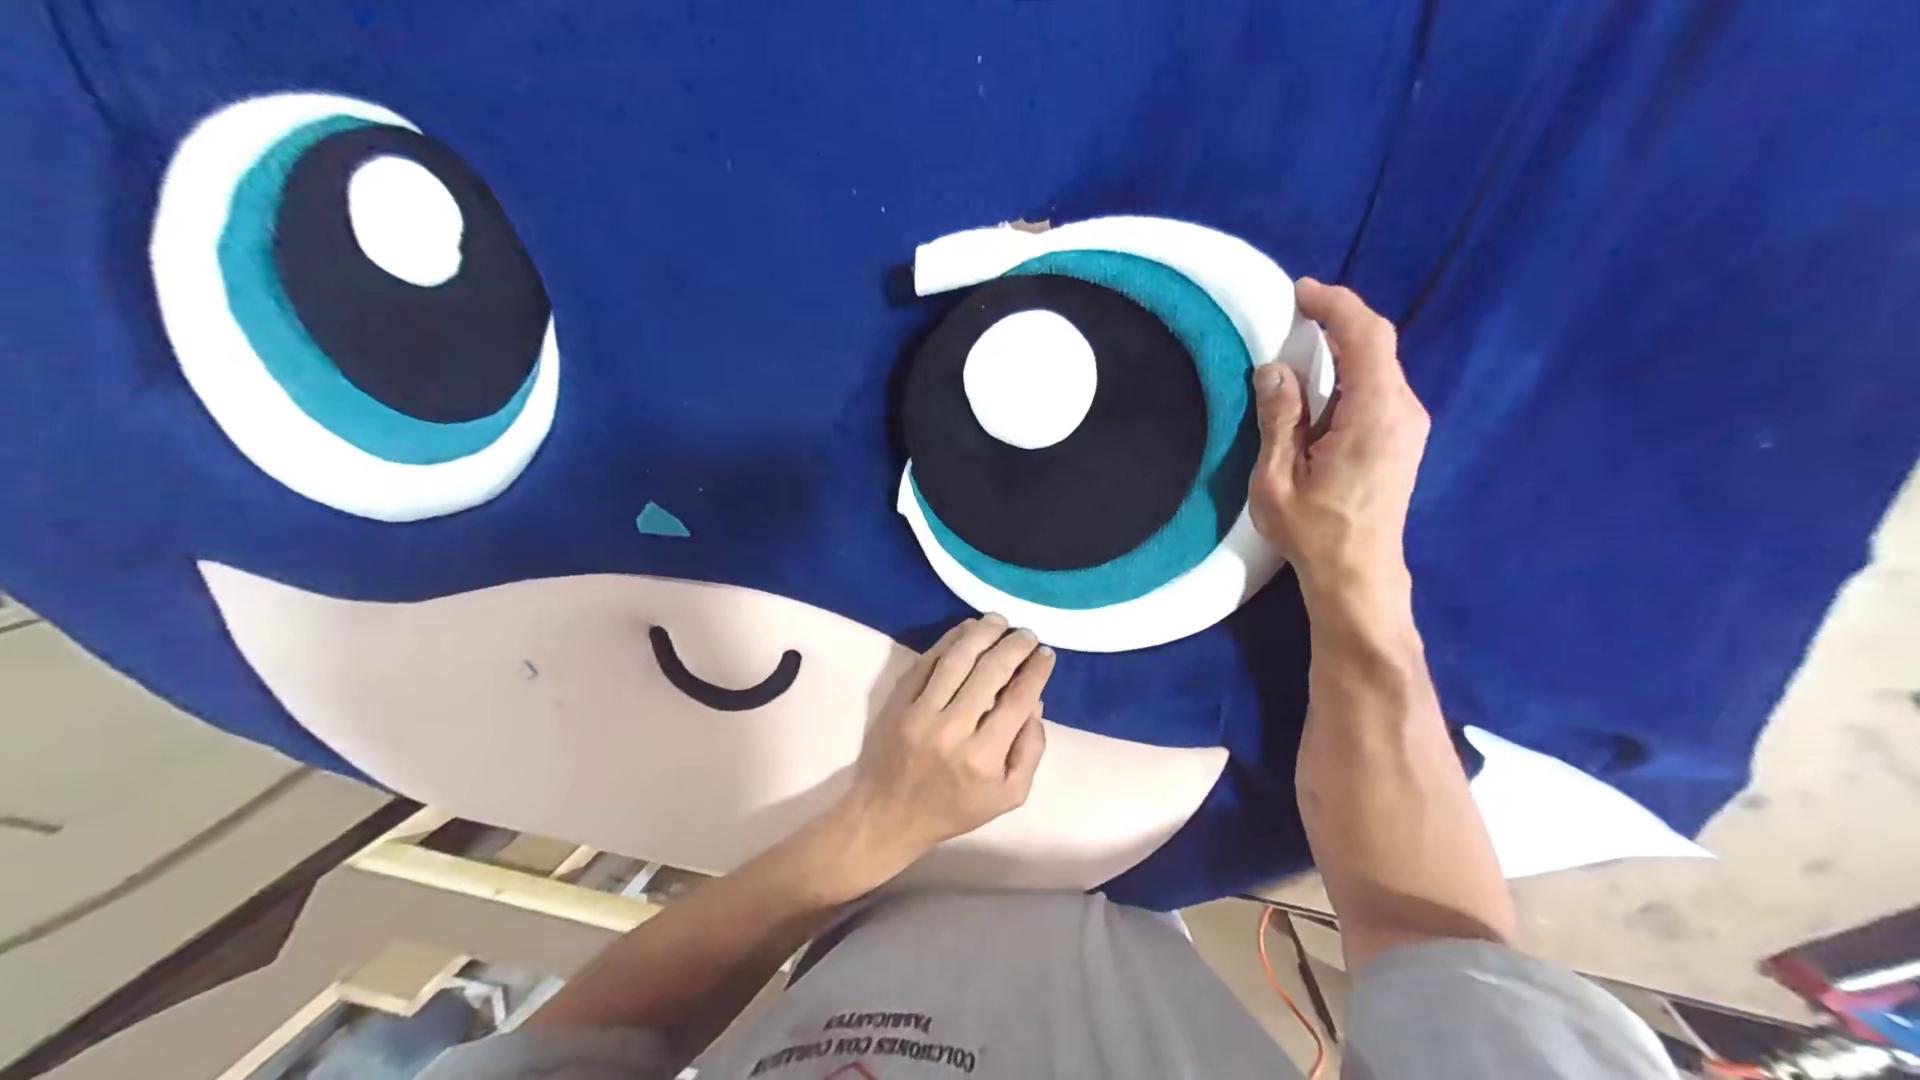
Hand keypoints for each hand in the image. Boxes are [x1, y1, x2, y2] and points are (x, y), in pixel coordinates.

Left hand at [841, 614, 1051, 862]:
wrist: (888, 813)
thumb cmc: (954, 807)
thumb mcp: (1008, 796)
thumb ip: (1031, 750)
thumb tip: (1035, 701)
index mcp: (983, 757)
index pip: (1018, 699)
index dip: (1036, 670)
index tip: (1046, 654)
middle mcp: (952, 730)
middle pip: (991, 671)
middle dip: (1015, 646)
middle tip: (1027, 634)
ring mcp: (920, 712)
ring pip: (957, 658)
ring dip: (982, 632)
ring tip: (999, 621)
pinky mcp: (898, 701)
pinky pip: (927, 661)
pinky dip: (950, 640)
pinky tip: (967, 629)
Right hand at [1249, 279, 1429, 603]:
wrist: (1357, 574)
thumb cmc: (1313, 531)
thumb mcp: (1277, 478)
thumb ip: (1279, 419)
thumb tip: (1275, 370)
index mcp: (1374, 415)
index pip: (1366, 338)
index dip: (1336, 306)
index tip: (1302, 291)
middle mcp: (1403, 411)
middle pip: (1378, 344)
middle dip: (1339, 320)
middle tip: (1297, 311)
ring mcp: (1408, 425)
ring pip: (1380, 365)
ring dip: (1344, 346)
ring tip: (1302, 342)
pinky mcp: (1402, 438)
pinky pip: (1379, 386)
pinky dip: (1351, 370)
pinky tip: (1322, 381)